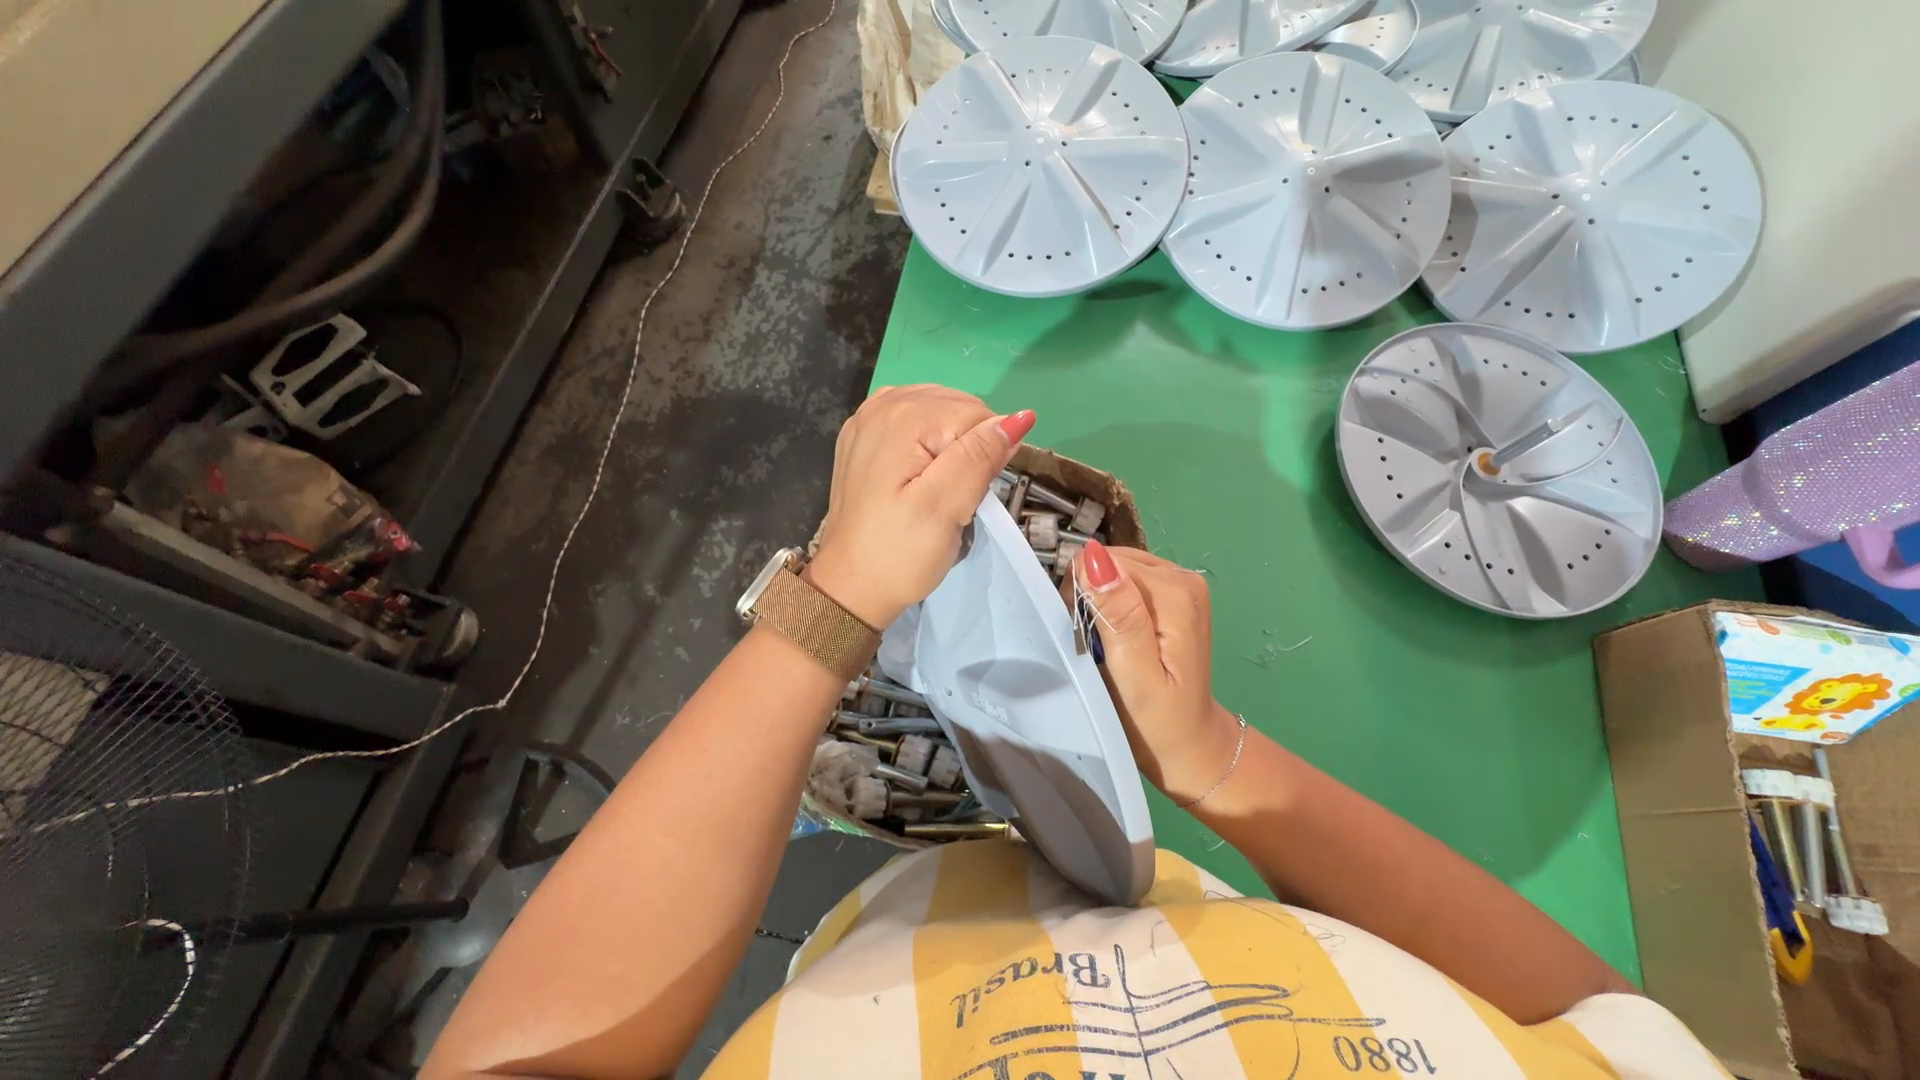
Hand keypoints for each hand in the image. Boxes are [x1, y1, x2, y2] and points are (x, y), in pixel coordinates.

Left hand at [808, 385, 1034, 627]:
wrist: (851, 586)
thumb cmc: (900, 552)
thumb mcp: (947, 507)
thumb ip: (980, 456)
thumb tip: (1020, 417)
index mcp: (903, 418)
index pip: (977, 414)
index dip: (985, 454)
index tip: (965, 495)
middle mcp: (882, 405)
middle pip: (957, 407)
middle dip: (967, 447)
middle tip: (951, 496)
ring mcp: (867, 419)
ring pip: (938, 412)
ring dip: (950, 444)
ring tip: (936, 487)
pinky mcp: (863, 437)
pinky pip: (913, 420)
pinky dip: (927, 440)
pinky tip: (920, 472)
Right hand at [1074, 542, 1240, 803]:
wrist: (1188, 744)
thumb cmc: (1156, 719)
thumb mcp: (1134, 674)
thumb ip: (1118, 615)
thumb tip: (1095, 557)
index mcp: (1175, 593)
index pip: (1105, 563)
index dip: (1084, 594)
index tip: (1084, 635)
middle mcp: (1182, 578)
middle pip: (1112, 562)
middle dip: (1092, 596)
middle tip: (1093, 644)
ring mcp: (1180, 585)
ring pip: (1116, 570)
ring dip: (1100, 601)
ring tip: (1104, 643)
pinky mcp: (1173, 595)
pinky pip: (1127, 581)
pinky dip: (1112, 604)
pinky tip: (1115, 636)